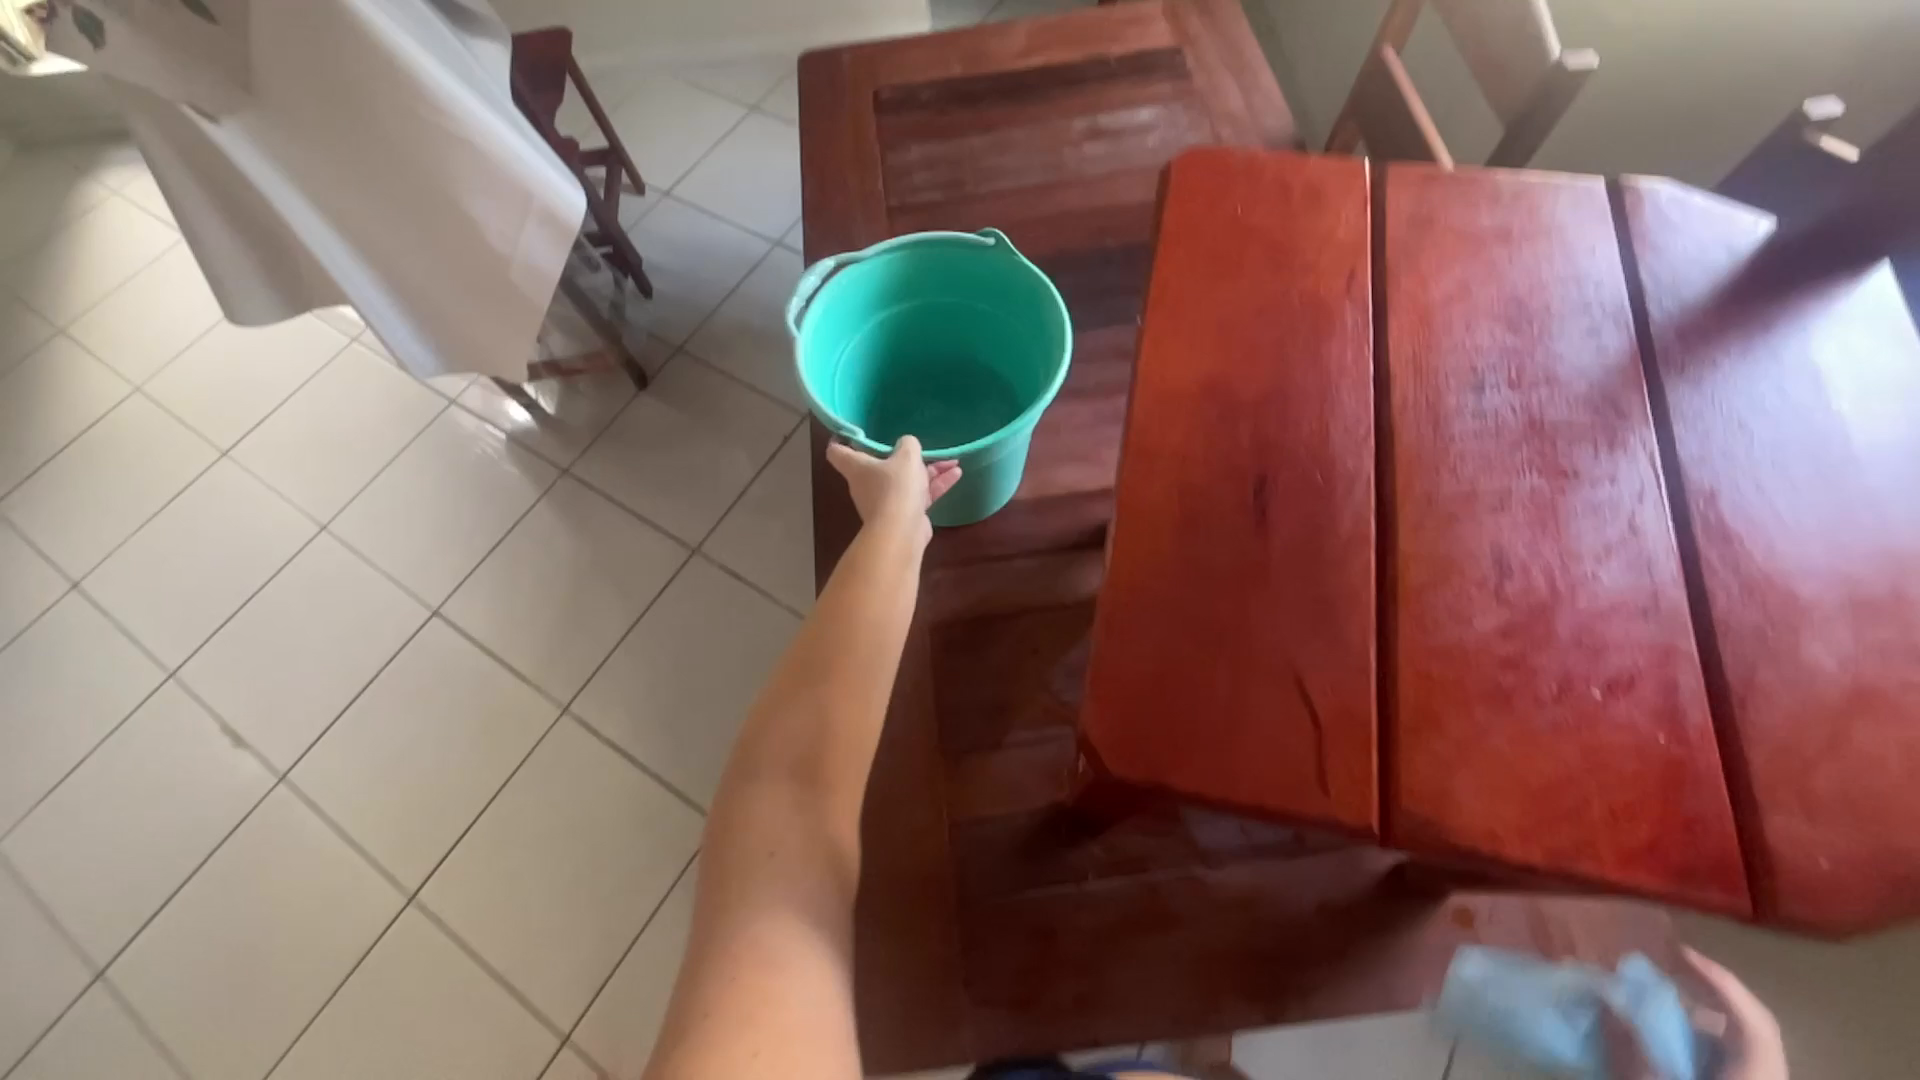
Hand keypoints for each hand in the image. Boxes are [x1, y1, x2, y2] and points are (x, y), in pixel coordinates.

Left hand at [826, 435, 961, 526]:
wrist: (902, 531)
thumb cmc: (896, 487)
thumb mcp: (907, 456)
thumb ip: (908, 444)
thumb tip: (907, 444)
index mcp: (857, 467)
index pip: (837, 451)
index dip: (841, 438)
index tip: (852, 430)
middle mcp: (867, 483)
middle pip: (879, 464)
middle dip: (901, 455)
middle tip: (916, 445)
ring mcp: (885, 501)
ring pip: (906, 479)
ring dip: (928, 469)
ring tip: (950, 459)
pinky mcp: (904, 514)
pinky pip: (919, 494)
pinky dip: (935, 484)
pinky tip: (956, 473)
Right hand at [1602, 948, 1785, 1079]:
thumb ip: (1631, 1048)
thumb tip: (1607, 1000)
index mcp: (1755, 1076)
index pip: (1752, 1019)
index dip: (1719, 981)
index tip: (1676, 952)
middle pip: (1733, 1035)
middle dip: (1685, 1007)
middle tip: (1641, 989)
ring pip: (1721, 1054)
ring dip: (1678, 1032)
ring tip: (1633, 1021)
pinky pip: (1712, 1069)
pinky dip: (1681, 1056)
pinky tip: (1647, 1054)